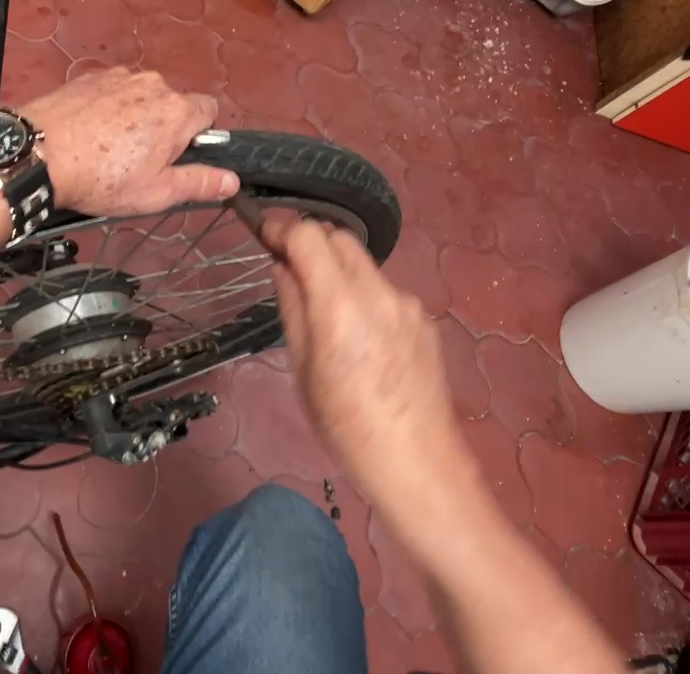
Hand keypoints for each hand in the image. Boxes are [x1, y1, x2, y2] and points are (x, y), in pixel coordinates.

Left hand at [21, 68, 238, 216]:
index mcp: (177, 112)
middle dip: (164, 128)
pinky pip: (113, 92)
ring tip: (108, 149)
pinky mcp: (90, 77)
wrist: (39, 154)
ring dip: (135, 117)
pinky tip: (89, 133)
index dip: (198, 135)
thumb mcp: (157, 192)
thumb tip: (233, 180)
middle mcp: (153, 84)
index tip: (176, 157)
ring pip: (142, 97)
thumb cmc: (103, 178)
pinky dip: (108, 108)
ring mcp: (119, 77)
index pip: (209, 111)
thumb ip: (199, 183)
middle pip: (173, 104)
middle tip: (138, 161)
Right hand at [265, 217, 457, 496]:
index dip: (282, 227)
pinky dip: (364, 294)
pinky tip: (362, 336)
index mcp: (340, 305)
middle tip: (289, 265)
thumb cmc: (345, 424)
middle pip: (339, 238)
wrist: (416, 461)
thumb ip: (293, 307)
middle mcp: (378, 292)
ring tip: (326, 310)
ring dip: (338, 269)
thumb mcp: (303, 369)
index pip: (309, 236)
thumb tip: (283, 267)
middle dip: (311, 241)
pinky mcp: (424, 319)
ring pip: (364, 263)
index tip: (265, 232)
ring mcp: (407, 303)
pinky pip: (385, 290)